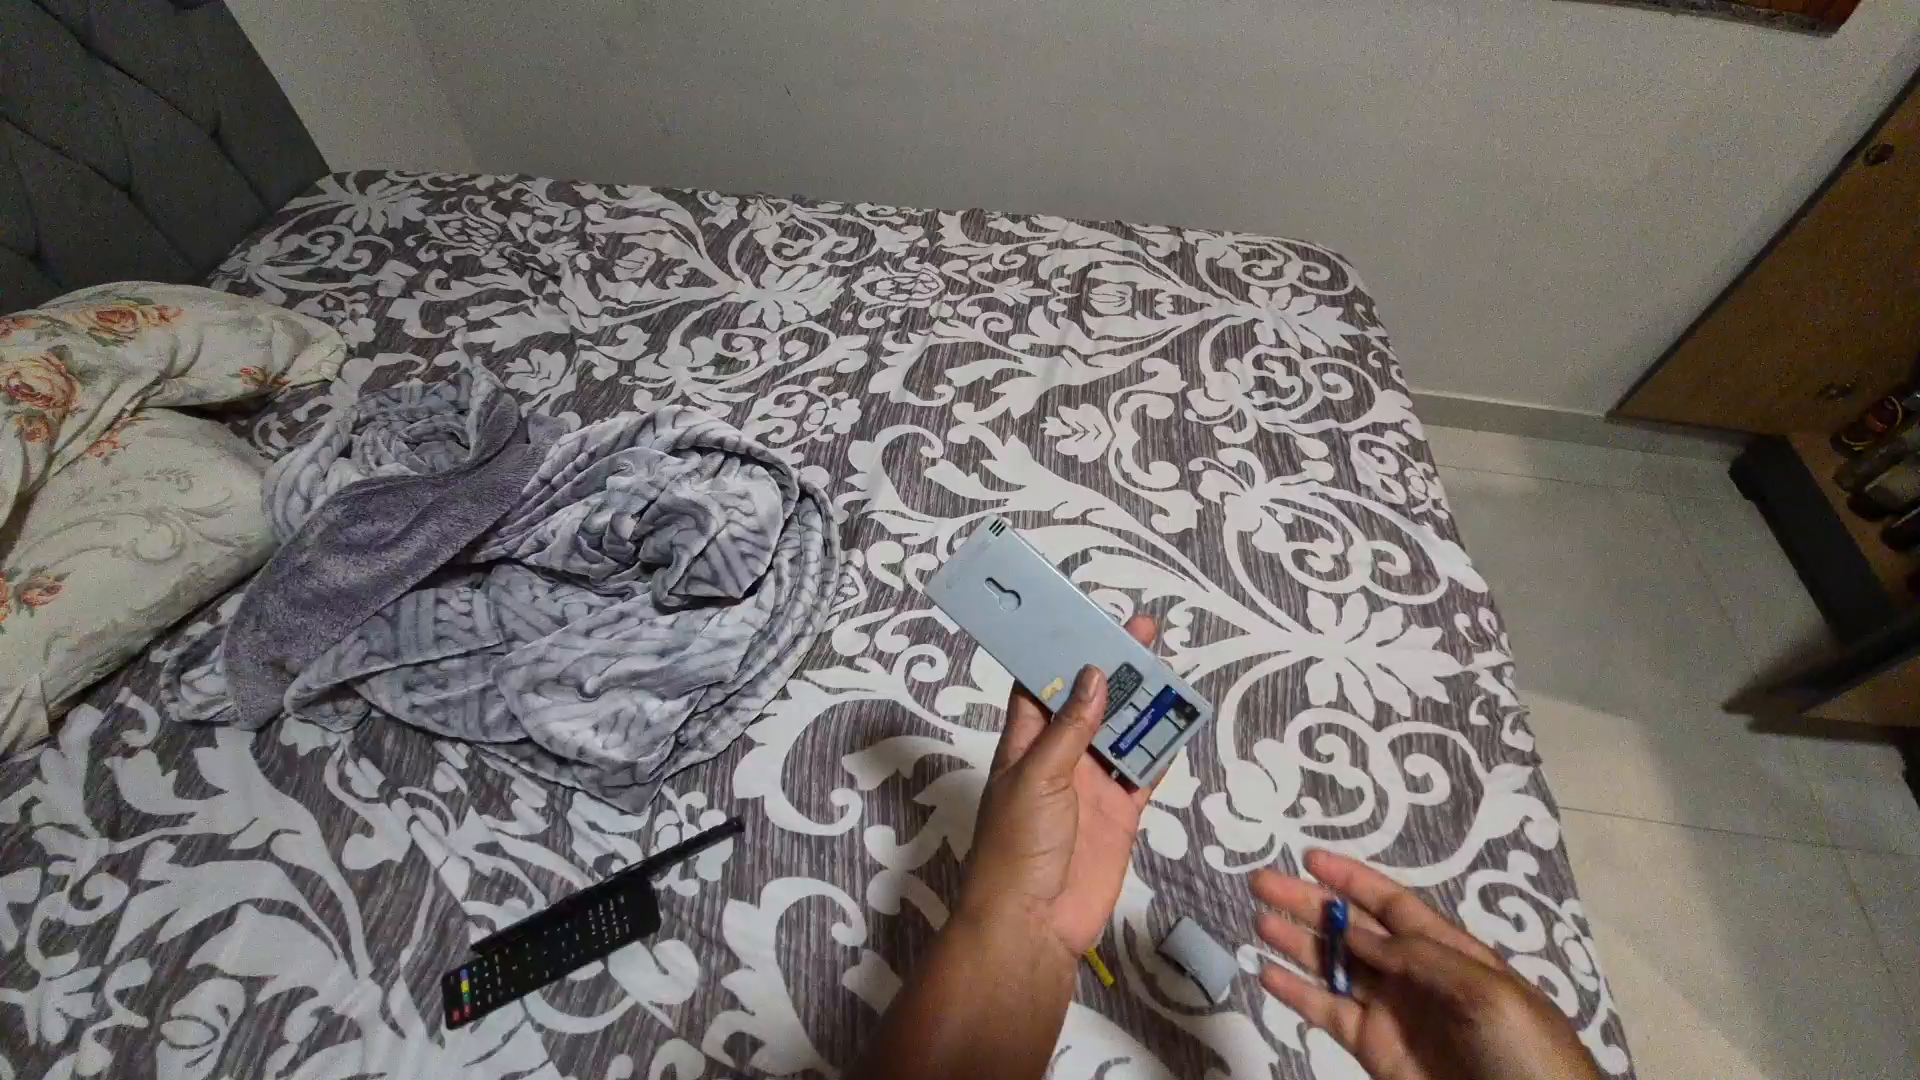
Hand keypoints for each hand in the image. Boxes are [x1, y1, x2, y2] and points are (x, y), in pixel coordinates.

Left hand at [956, 615, 1159, 959]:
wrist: (1035, 923)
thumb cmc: (1018, 843)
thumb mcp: (1037, 776)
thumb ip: (1071, 729)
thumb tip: (1093, 675)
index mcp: (1026, 741)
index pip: (1040, 684)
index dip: (1060, 652)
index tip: (1084, 619)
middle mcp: (1060, 755)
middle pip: (1090, 700)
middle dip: (1112, 667)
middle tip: (1141, 630)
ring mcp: (1092, 782)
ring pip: (1122, 730)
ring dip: (1142, 702)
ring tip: (1166, 664)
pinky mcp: (1120, 810)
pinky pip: (1145, 770)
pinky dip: (1161, 747)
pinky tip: (1179, 719)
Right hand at [1253, 850, 1603, 1079]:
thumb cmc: (1527, 1058)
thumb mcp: (1489, 994)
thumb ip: (1418, 956)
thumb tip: (1356, 933)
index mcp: (1448, 954)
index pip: (1392, 904)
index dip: (1351, 878)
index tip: (1309, 857)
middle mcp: (1413, 976)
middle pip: (1351, 928)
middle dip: (1306, 902)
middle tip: (1261, 882)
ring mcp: (1391, 1014)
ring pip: (1331, 966)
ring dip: (1294, 941)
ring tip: (1258, 919)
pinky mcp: (1374, 1051)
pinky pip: (1326, 1013)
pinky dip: (1294, 993)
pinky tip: (1266, 973)